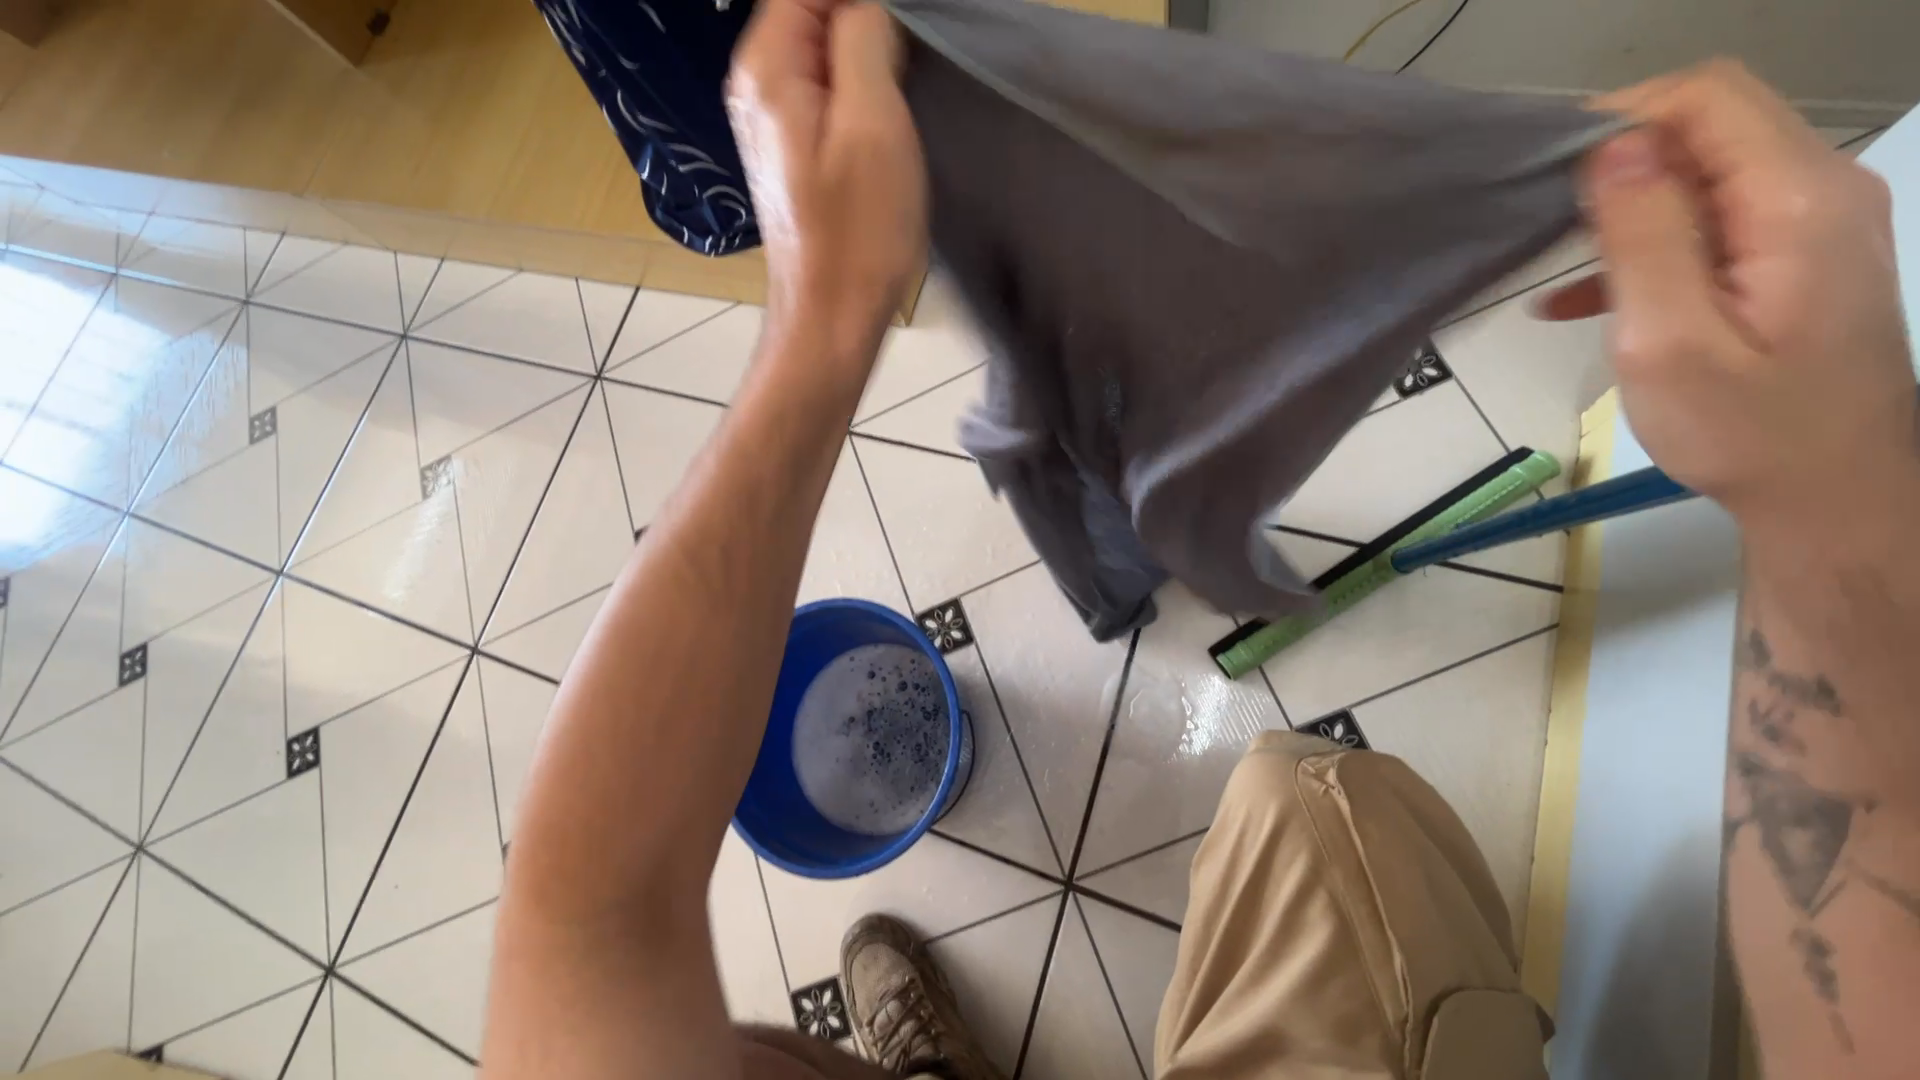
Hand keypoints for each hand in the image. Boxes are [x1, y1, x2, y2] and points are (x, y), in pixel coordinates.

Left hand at [727, 0, 927, 360]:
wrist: (833, 318)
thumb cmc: (859, 230)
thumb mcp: (873, 122)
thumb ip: (863, 39)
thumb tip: (865, 6)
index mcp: (767, 67)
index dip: (862, 0)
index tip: (908, 36)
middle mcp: (756, 87)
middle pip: (813, 14)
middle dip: (866, 25)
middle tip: (910, 72)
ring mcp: (773, 124)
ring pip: (823, 57)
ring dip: (868, 63)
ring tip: (904, 98)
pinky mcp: (794, 156)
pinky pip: (826, 96)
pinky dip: (859, 95)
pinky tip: (886, 128)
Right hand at [1538, 62, 1918, 539]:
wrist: (1831, 489)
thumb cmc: (1742, 428)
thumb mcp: (1668, 340)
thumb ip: (1643, 238)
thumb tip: (1611, 148)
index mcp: (1794, 201)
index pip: (1707, 99)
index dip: (1619, 115)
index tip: (1545, 171)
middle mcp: (1819, 190)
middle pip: (1711, 123)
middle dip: (1618, 155)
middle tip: (1541, 215)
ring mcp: (1813, 223)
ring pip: (1706, 170)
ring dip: (1625, 203)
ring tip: (1554, 256)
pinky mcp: (1795, 257)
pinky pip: (1714, 218)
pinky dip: (1647, 241)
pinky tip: (1584, 296)